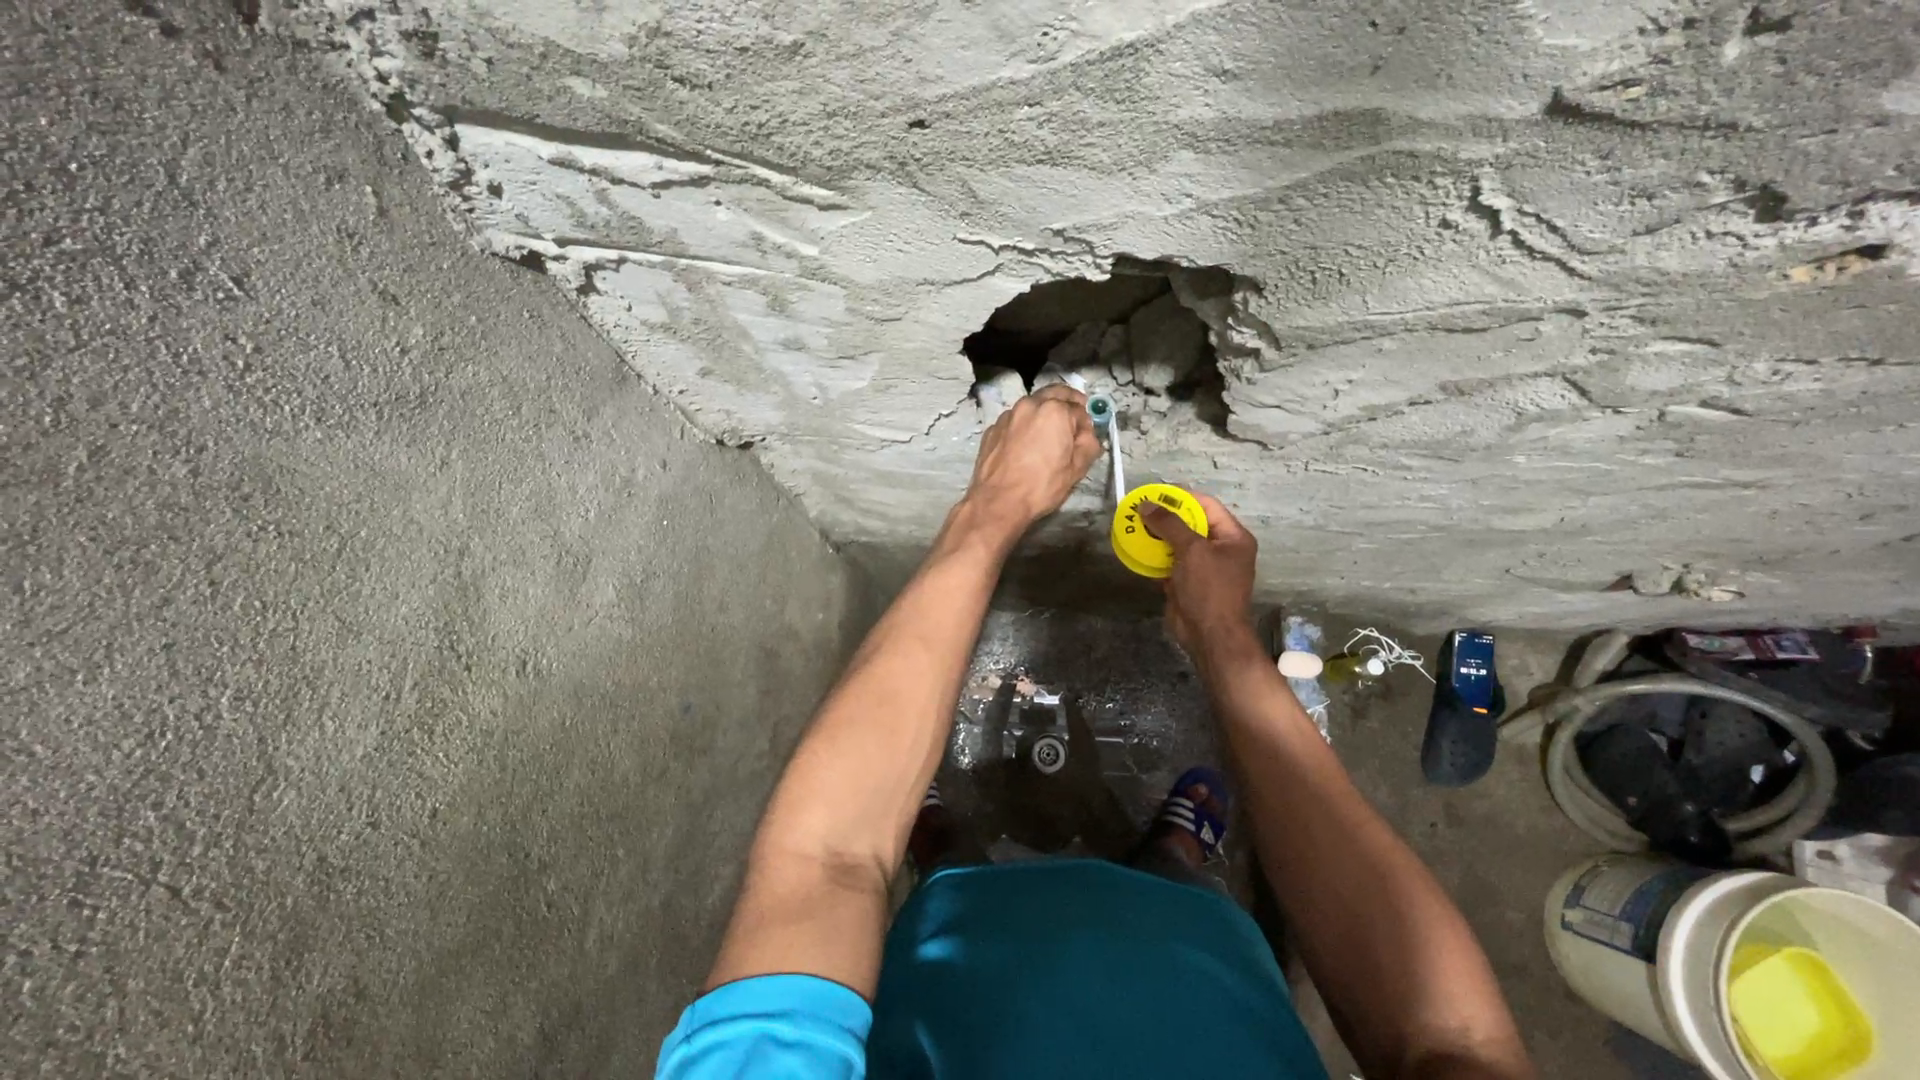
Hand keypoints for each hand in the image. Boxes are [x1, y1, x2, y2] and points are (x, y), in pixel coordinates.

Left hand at [962, 384, 1101, 532]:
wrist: (997, 502)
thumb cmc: (1041, 486)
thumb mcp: (1076, 469)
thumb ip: (1089, 444)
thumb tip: (1088, 434)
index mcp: (1054, 411)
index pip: (1080, 409)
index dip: (1087, 424)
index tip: (1086, 437)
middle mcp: (1029, 405)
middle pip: (1055, 395)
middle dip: (1068, 404)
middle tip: (1073, 421)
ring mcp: (1007, 416)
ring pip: (1032, 406)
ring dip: (1044, 413)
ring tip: (1048, 435)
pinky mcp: (992, 429)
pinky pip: (1014, 421)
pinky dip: (1024, 426)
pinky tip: (1025, 446)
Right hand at [1138, 494, 1258, 660]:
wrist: (1210, 636)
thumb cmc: (1209, 588)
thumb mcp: (1191, 550)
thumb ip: (1170, 524)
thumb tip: (1147, 505)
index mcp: (1233, 537)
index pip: (1207, 506)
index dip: (1182, 497)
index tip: (1156, 493)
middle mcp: (1221, 549)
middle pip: (1191, 524)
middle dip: (1165, 517)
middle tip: (1139, 509)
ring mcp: (1203, 568)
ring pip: (1177, 545)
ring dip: (1156, 537)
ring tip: (1133, 527)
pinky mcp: (1187, 583)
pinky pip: (1169, 564)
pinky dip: (1154, 558)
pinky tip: (1135, 551)